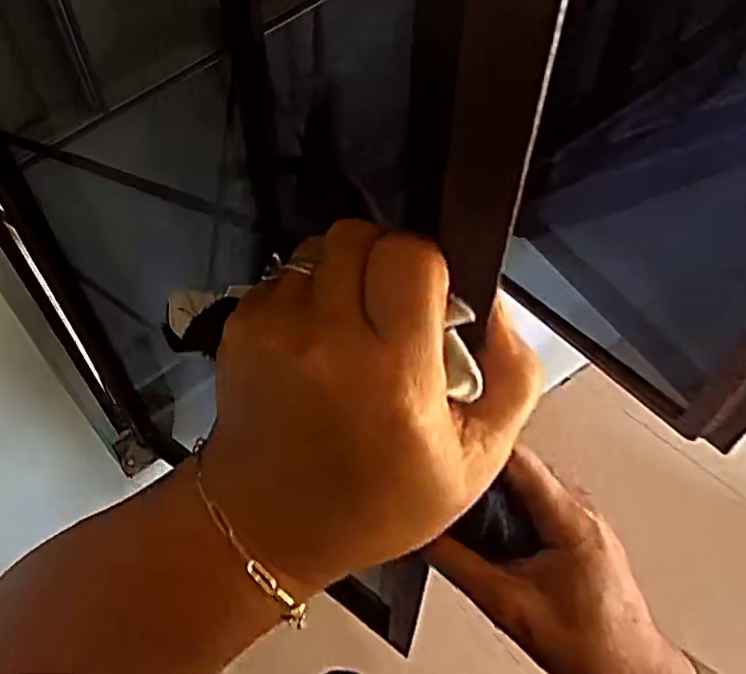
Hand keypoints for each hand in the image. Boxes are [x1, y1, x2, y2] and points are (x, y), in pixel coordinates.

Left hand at [197, 220, 541, 591]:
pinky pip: (278, 279)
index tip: (429, 288)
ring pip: (311, 251)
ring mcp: (272, 325)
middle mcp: (324, 335)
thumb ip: (508, 371)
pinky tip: (309, 338)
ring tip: (346, 320)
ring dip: (335, 271)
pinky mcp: (238, 324)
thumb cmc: (378, 496)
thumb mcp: (476, 457)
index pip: (407, 254)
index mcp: (392, 369)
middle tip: (387, 295)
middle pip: (352, 235)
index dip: (425, 260)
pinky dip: (299, 294)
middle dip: (379, 253)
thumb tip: (489, 298)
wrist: (270, 511)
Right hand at [427, 445, 694, 673]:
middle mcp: (579, 511)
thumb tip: (413, 529)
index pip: (514, 454)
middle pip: (511, 457)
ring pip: (515, 471)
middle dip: (466, 449)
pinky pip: (521, 488)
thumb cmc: (595, 651)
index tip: (437, 423)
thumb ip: (454, 560)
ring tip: (442, 468)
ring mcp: (576, 517)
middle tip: (428, 446)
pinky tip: (468, 495)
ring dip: (478, 469)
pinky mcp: (567, 526)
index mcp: (573, 522)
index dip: (470, 433)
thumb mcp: (507, 604)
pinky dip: (491, 486)